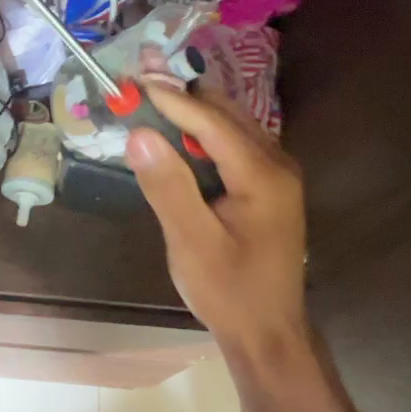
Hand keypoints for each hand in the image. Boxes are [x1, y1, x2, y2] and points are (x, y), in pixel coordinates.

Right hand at [124, 84, 307, 349]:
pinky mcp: (267, 187)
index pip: (211, 122)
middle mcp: (277, 165)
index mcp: (262, 175)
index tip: (134, 79)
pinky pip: (233, 145)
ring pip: (231, 126)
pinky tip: (175, 139)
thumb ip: (168, 186)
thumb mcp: (191, 242)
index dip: (171, 99)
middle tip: (139, 84)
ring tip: (149, 102)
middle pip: (226, 114)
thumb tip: (140, 134)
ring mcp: (276, 175)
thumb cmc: (228, 291)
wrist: (268, 331)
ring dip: (191, 112)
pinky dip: (202, 134)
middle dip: (182, 96)